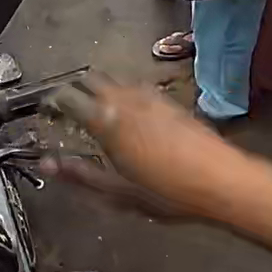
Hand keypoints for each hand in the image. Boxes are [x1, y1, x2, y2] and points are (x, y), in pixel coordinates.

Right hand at [42, 80, 251, 222]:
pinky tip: (130, 113)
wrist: (225, 182)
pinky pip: (137, 86)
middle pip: (90, 79)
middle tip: (70, 108)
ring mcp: (149, 97)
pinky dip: (124, 93)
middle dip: (76, 89)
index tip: (49, 111)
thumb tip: (46, 165)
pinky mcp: (169, 101)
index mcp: (106, 120)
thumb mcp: (117, 192)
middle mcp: (125, 100)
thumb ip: (79, 175)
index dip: (53, 101)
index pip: (68, 97)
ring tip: (97, 110)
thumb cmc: (168, 192)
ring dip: (100, 89)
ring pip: (115, 80)